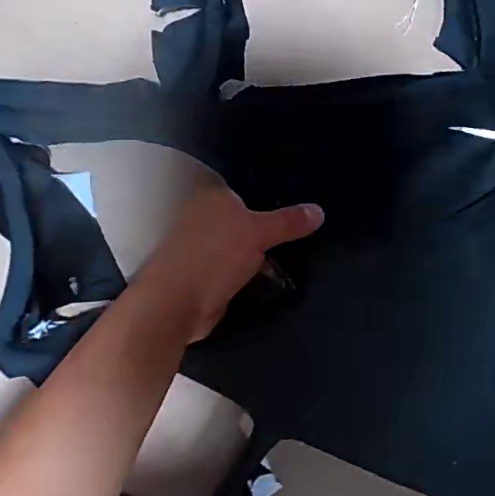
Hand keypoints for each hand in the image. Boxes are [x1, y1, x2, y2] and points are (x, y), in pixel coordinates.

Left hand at [126, 185, 323, 340]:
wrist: (175, 303)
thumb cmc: (213, 255)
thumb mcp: (257, 233)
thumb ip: (288, 222)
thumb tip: (319, 210)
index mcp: (213, 198)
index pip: (247, 192)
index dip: (272, 199)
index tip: (301, 207)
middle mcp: (205, 218)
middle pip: (246, 220)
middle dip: (269, 229)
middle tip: (306, 232)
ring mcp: (205, 249)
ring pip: (244, 247)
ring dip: (262, 255)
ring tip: (299, 255)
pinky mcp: (207, 276)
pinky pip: (239, 270)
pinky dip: (253, 274)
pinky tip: (276, 276)